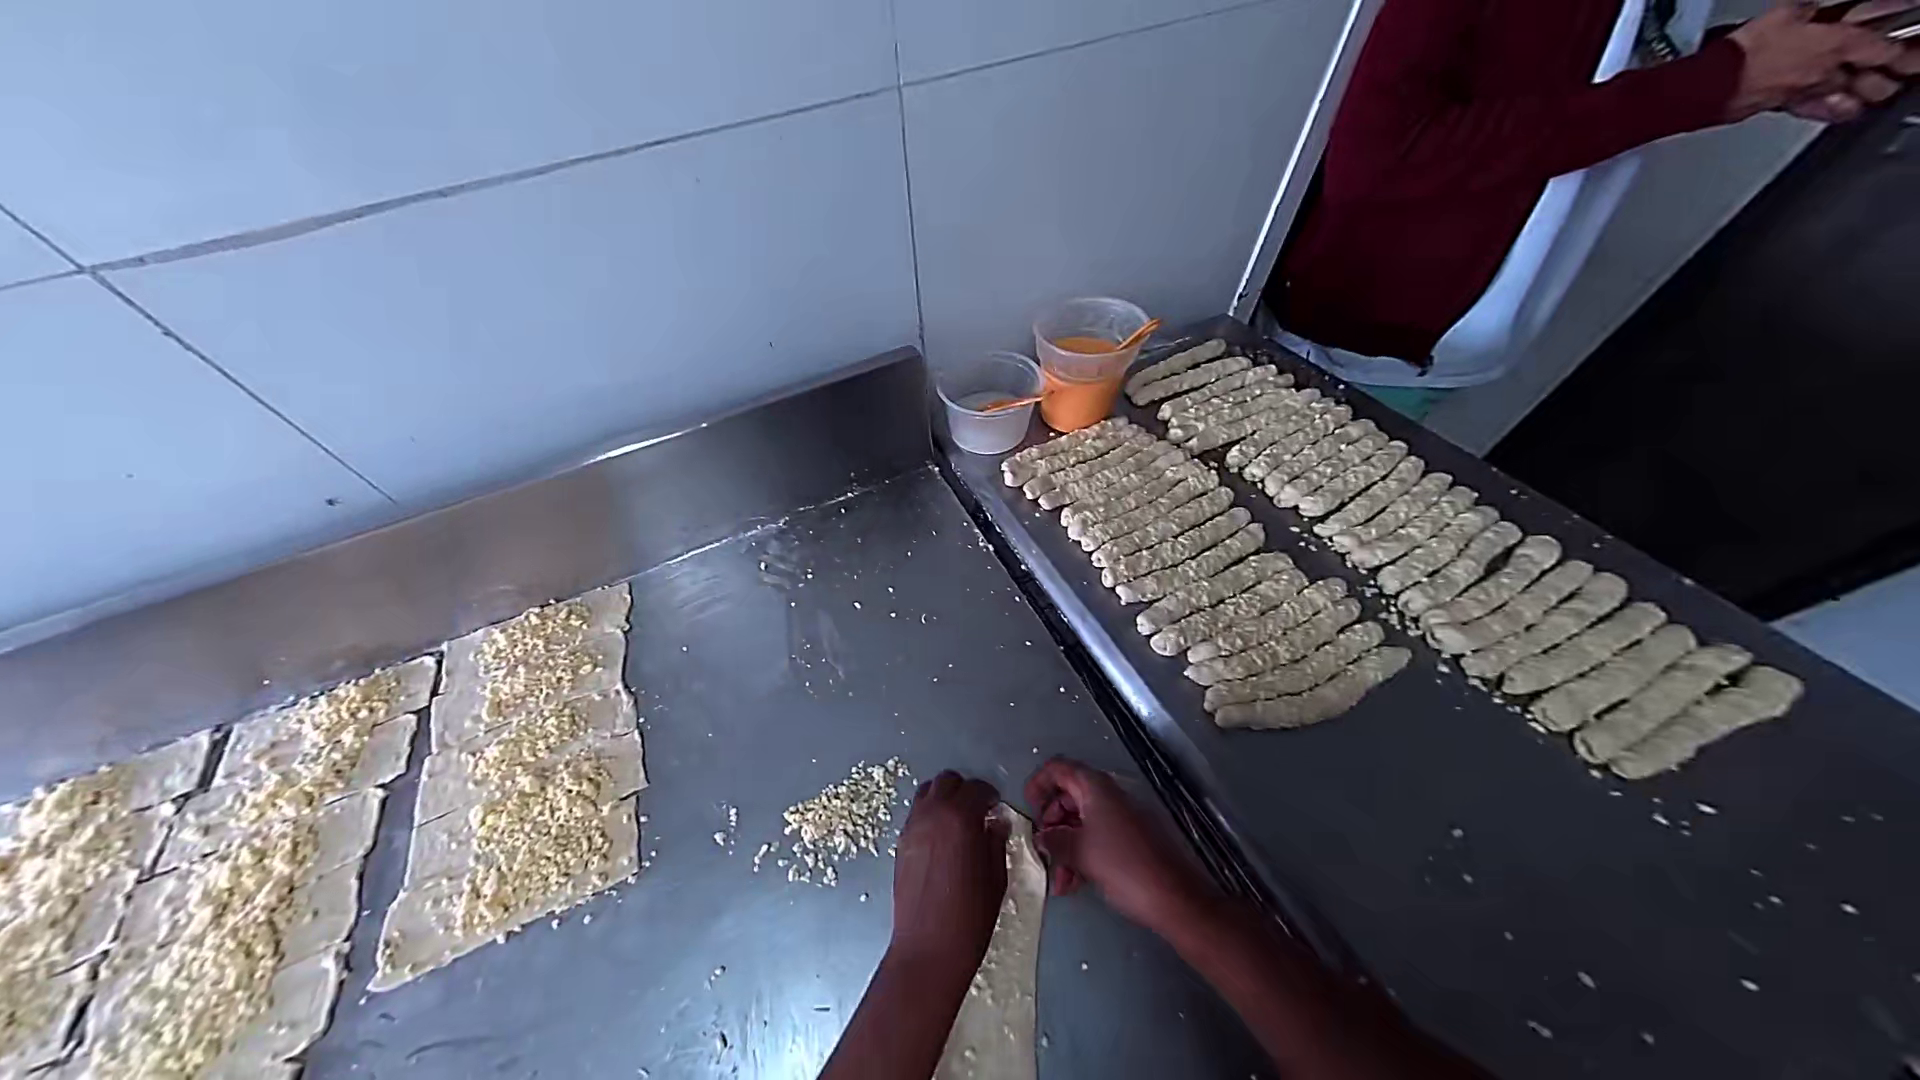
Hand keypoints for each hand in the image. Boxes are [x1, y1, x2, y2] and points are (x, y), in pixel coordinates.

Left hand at [889, 771, 1008, 975]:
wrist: (928, 949)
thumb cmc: (970, 917)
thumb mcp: (996, 877)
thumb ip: (995, 841)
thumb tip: (996, 823)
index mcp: (960, 817)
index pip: (976, 788)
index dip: (989, 795)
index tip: (995, 808)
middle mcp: (932, 814)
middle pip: (947, 781)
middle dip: (964, 790)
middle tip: (977, 810)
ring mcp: (912, 827)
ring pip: (927, 793)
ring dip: (944, 798)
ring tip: (957, 821)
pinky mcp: (900, 844)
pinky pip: (916, 814)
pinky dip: (929, 815)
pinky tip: (941, 838)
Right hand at [1024, 757, 1214, 934]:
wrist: (1176, 898)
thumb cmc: (1123, 865)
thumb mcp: (1079, 851)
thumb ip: (1054, 840)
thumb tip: (1043, 837)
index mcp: (1095, 788)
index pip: (1058, 769)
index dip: (1039, 783)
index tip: (1027, 808)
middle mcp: (1108, 796)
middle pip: (1068, 797)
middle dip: (1050, 823)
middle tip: (1043, 848)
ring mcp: (1121, 817)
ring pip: (1081, 822)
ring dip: (1064, 847)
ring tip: (1058, 880)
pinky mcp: (1130, 840)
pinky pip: (1096, 838)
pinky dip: (1081, 855)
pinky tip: (1073, 885)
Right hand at [1726, 0, 1914, 122]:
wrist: (1702, 87)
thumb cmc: (1742, 53)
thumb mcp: (1786, 13)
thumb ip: (1811, 9)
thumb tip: (1816, 8)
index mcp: (1838, 46)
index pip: (1890, 49)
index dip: (1908, 48)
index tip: (1914, 47)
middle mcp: (1826, 74)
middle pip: (1878, 82)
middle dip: (1895, 77)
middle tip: (1907, 71)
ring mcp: (1801, 96)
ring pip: (1848, 103)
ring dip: (1864, 99)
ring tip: (1875, 95)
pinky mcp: (1775, 110)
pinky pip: (1814, 111)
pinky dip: (1829, 111)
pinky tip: (1837, 111)